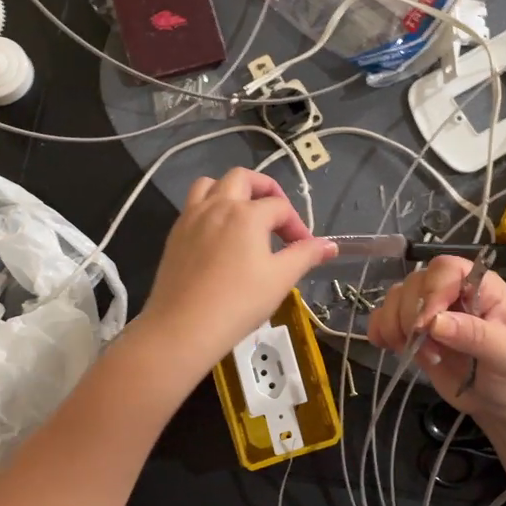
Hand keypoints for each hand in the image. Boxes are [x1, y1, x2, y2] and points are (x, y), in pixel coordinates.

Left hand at [139, 168, 336, 369]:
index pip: (280, 207)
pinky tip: (219, 235)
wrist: (183, 327)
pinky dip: (210, 207)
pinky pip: (193, 205)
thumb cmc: (238, 303)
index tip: (305, 249)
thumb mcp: (280, 279)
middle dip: (265, 189)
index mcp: (246, 213)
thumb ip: (305, 255)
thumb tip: (330, 245)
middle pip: (242, 178)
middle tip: (277, 215)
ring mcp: (191, 218)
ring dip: (231, 190)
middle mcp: (217, 205)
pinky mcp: (175, 234)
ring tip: (244, 214)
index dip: (297, 226)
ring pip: (210, 184)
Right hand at [365, 256, 505, 429]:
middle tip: (432, 351)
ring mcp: (429, 311)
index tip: (427, 325)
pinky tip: (389, 348)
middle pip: (415, 283)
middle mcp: (451, 291)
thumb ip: (474, 335)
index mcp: (480, 285)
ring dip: (397, 326)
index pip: (446, 269)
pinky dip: (381, 331)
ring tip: (422, 355)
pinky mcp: (412, 332)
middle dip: (413, 317)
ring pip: (395, 298)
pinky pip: (384, 318)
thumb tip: (435, 322)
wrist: (503, 404)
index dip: (432, 291)